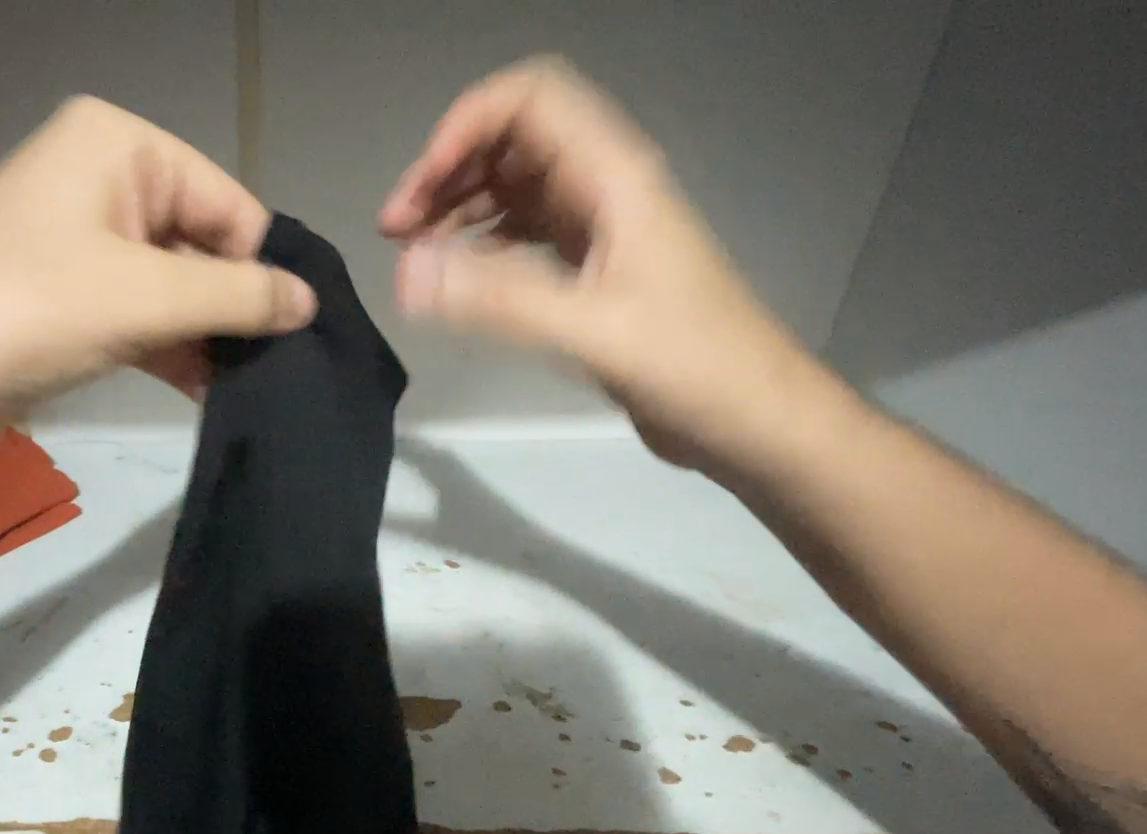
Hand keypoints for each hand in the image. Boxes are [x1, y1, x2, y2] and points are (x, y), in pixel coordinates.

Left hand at [0, 96, 315, 426]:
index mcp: (121, 145)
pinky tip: (206, 392)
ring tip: (251, 389)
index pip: (228, 202)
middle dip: (234, 309)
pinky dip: (170, 351)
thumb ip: (237, 296)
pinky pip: (138, 316)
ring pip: (170, 287)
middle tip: (278, 370)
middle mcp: (101, 181)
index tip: (298, 332)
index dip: (264, 267)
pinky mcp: (64, 299)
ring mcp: (78, 242)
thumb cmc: (30, 309)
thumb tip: (309, 302)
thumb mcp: (147, 296)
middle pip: (200, 245)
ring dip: (206, 338)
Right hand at [379, 59, 844, 473]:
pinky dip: (478, 249)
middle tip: (396, 233)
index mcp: (613, 178)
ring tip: (411, 256)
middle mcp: (601, 189)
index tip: (419, 194)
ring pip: (510, 190)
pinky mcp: (587, 271)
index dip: (464, 129)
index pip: (529, 102)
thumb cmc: (692, 367)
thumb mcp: (593, 332)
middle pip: (509, 142)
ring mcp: (595, 229)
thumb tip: (406, 274)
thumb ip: (499, 301)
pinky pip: (519, 238)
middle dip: (445, 173)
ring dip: (455, 210)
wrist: (750, 418)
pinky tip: (454, 280)